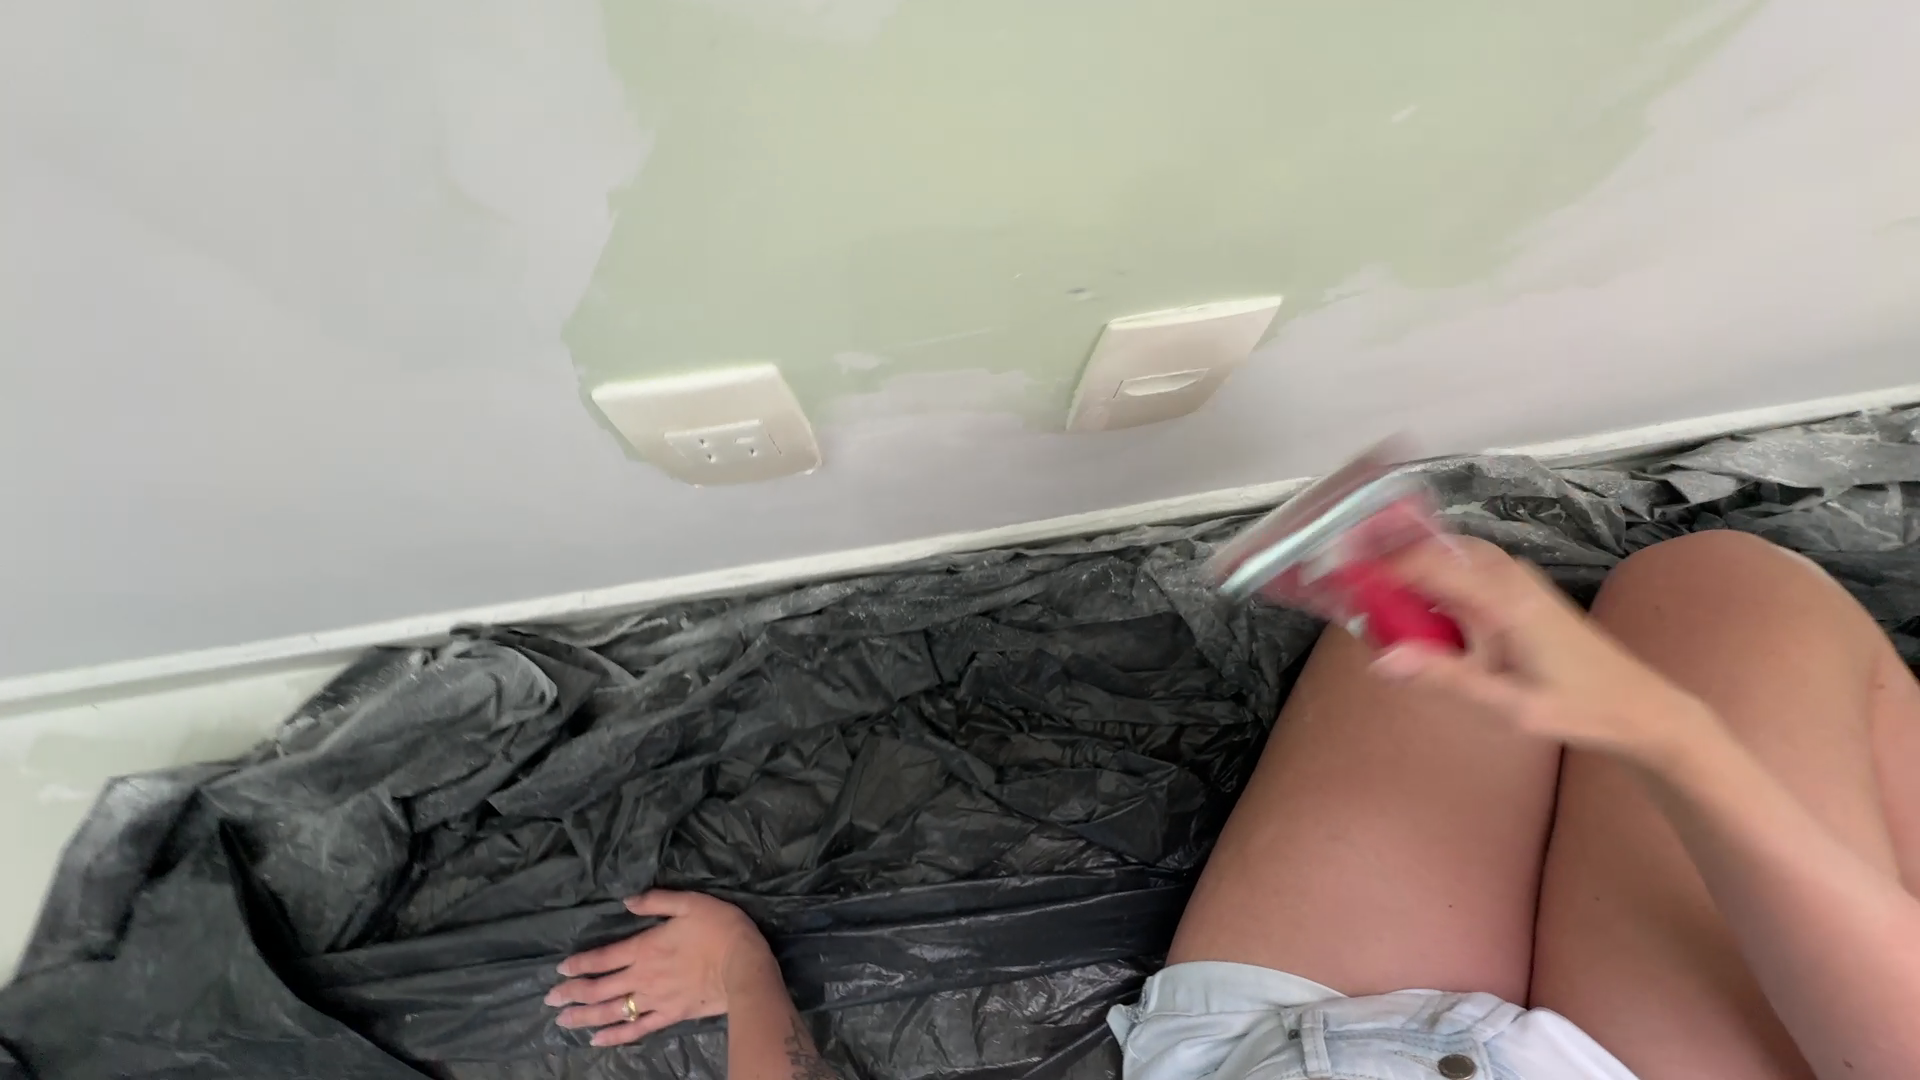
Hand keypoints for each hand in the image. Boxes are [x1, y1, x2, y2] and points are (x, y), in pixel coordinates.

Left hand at [544, 889, 778, 1046]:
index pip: (604, 957)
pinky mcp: (669, 1016)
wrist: (743, 964)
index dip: (580, 963)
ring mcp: (654, 1000)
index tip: (560, 969)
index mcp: (646, 947)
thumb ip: (657, 901)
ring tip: (563, 1021)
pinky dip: (614, 1036)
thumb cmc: (719, 927)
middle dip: (572, 994)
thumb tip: (627, 901)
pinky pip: (636, 1029)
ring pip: (611, 1011)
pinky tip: (597, 1040)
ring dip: (584, 1016)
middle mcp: (643, 977)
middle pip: (600, 988)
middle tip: (550, 1000)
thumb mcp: (690, 902)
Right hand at [1368, 536, 1717, 764]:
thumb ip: (1442, 677)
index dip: (1377, 567)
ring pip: (1447, 551)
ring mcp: (1516, 576)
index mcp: (1503, 600)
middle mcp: (1509, 576)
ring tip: (1375, 592)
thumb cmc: (1577, 707)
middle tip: (1348, 582)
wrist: (1643, 706)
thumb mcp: (1506, 704)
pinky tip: (1418, 604)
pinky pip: (1462, 563)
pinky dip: (1431, 573)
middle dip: (1387, 557)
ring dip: (1409, 565)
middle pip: (1433, 546)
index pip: (1425, 564)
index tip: (1338, 579)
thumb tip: (1380, 659)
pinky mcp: (1518, 584)